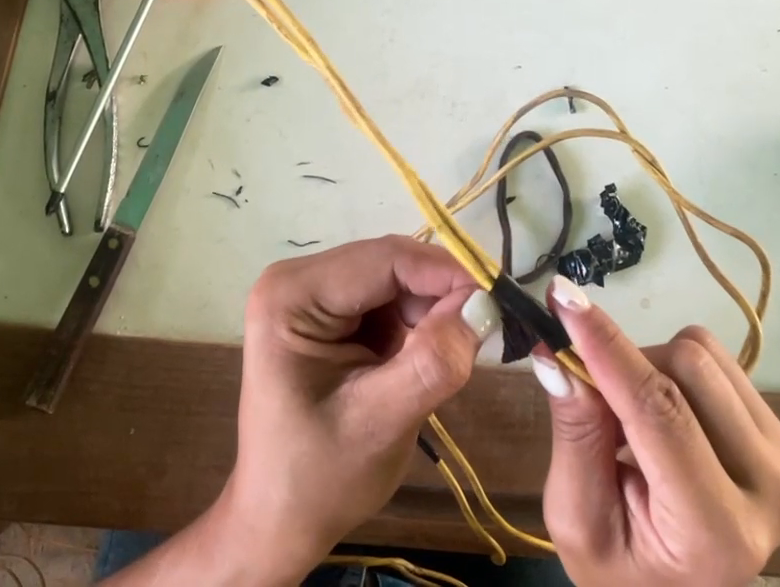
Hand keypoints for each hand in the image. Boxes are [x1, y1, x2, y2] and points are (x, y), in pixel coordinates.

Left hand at [214, 236, 501, 579]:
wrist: (280, 519)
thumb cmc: (319, 478)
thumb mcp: (381, 422)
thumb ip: (432, 362)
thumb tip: (484, 306)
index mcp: (291, 295)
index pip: (385, 260)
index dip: (447, 274)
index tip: (499, 305)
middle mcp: (297, 280)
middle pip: (391, 265)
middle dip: (440, 297)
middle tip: (482, 337)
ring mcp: (312, 293)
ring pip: (396, 280)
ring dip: (432, 313)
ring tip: (449, 360)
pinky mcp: (329, 312)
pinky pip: (389, 300)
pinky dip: (418, 325)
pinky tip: (422, 361)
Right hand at [532, 276, 779, 586]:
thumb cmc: (620, 567)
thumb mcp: (576, 518)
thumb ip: (574, 435)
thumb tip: (553, 350)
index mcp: (714, 528)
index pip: (658, 411)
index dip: (607, 347)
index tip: (562, 297)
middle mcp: (770, 489)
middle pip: (687, 367)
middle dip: (624, 365)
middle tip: (593, 399)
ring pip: (704, 355)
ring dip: (650, 366)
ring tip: (631, 420)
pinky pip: (720, 361)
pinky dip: (674, 371)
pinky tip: (665, 419)